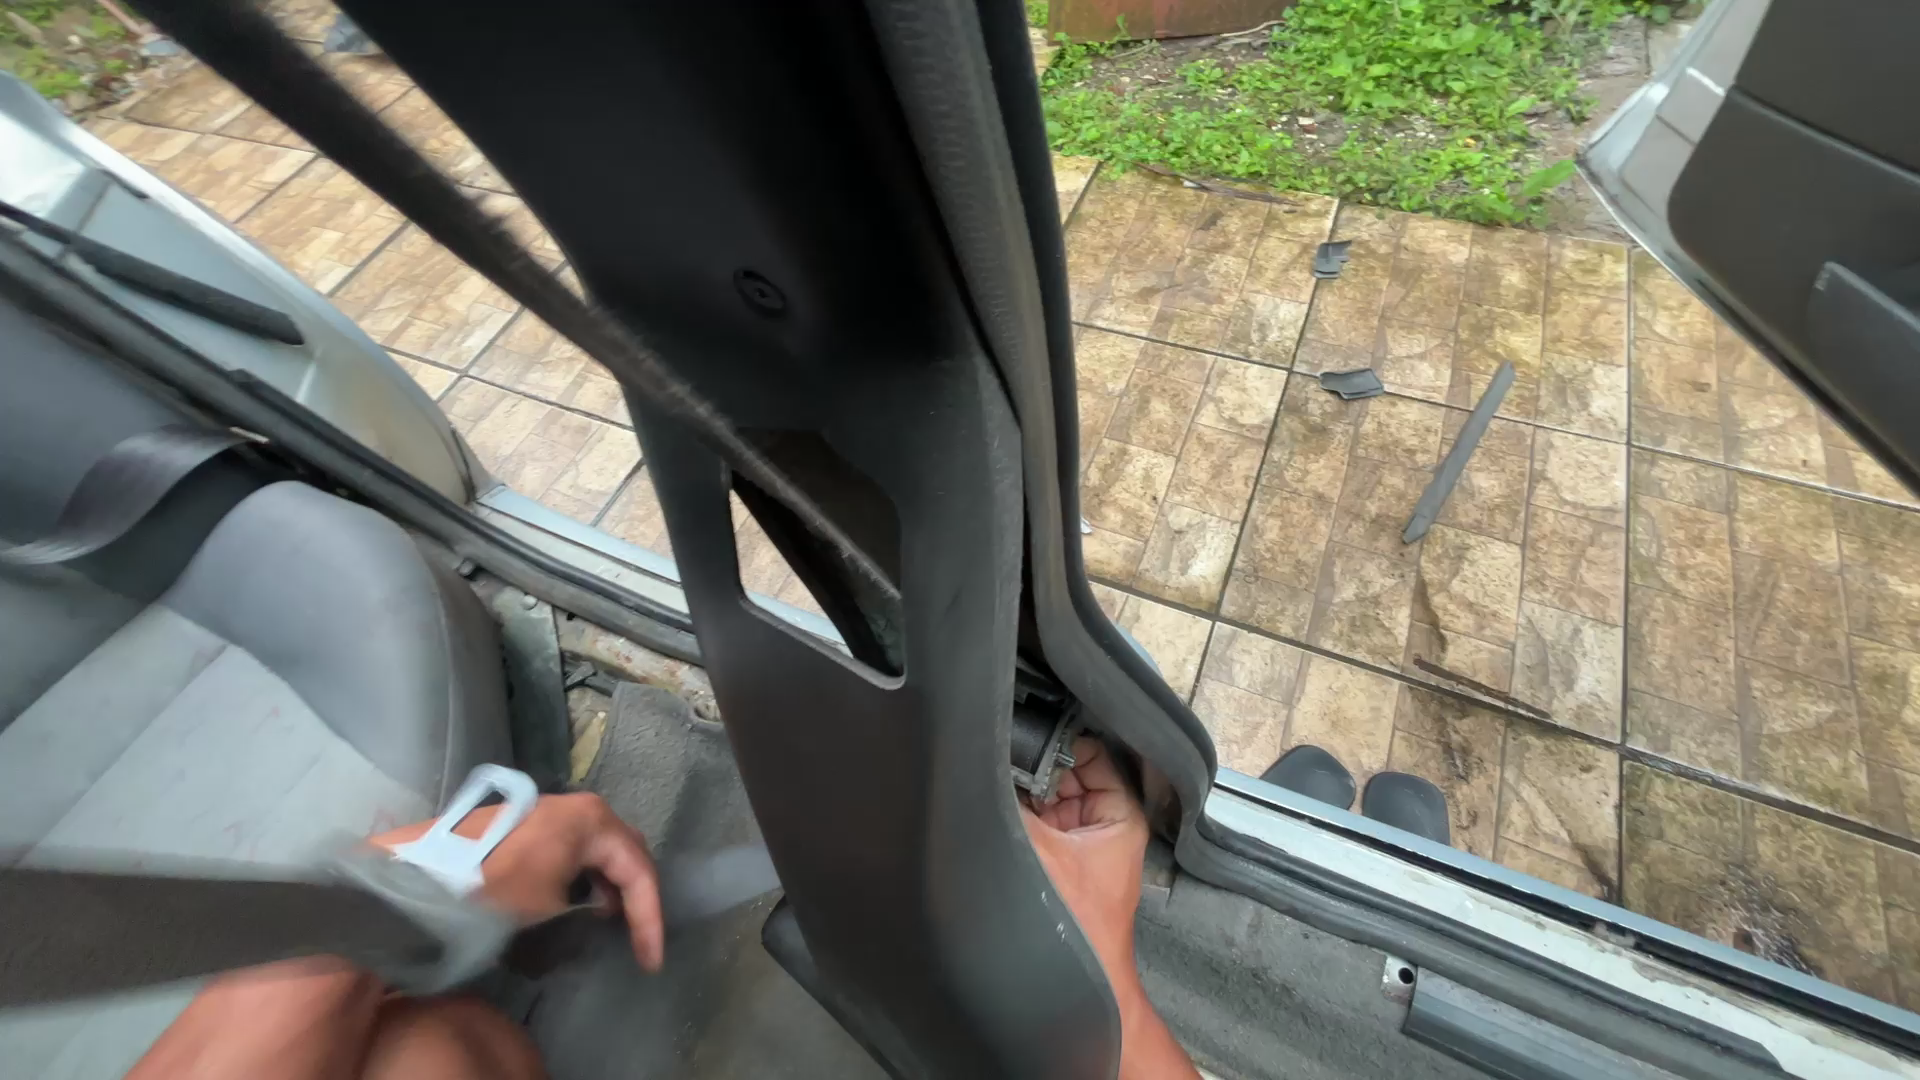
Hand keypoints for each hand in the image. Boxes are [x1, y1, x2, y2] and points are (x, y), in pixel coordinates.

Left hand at [373, 792, 664, 972]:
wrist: (415, 874)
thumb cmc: (492, 888)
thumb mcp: (549, 908)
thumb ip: (589, 908)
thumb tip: (595, 914)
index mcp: (594, 820)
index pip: (638, 869)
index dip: (648, 916)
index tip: (650, 957)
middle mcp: (579, 806)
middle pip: (624, 851)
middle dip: (636, 894)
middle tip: (640, 934)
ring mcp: (552, 811)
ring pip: (599, 849)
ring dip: (609, 885)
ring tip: (607, 923)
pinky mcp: (529, 823)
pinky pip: (575, 849)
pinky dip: (584, 876)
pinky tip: (573, 902)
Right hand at [1023, 737, 1201, 1079]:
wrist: (1078, 991)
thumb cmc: (1078, 932)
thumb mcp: (1036, 849)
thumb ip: (1011, 802)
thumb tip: (983, 764)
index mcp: (1118, 814)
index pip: (1090, 751)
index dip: (1059, 739)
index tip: (1028, 730)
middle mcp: (1101, 821)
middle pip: (1064, 769)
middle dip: (1034, 764)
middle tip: (1003, 759)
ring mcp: (1078, 838)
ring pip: (1046, 792)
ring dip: (1023, 790)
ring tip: (1000, 786)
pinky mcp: (1058, 855)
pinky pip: (1036, 816)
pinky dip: (1018, 811)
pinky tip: (1000, 811)